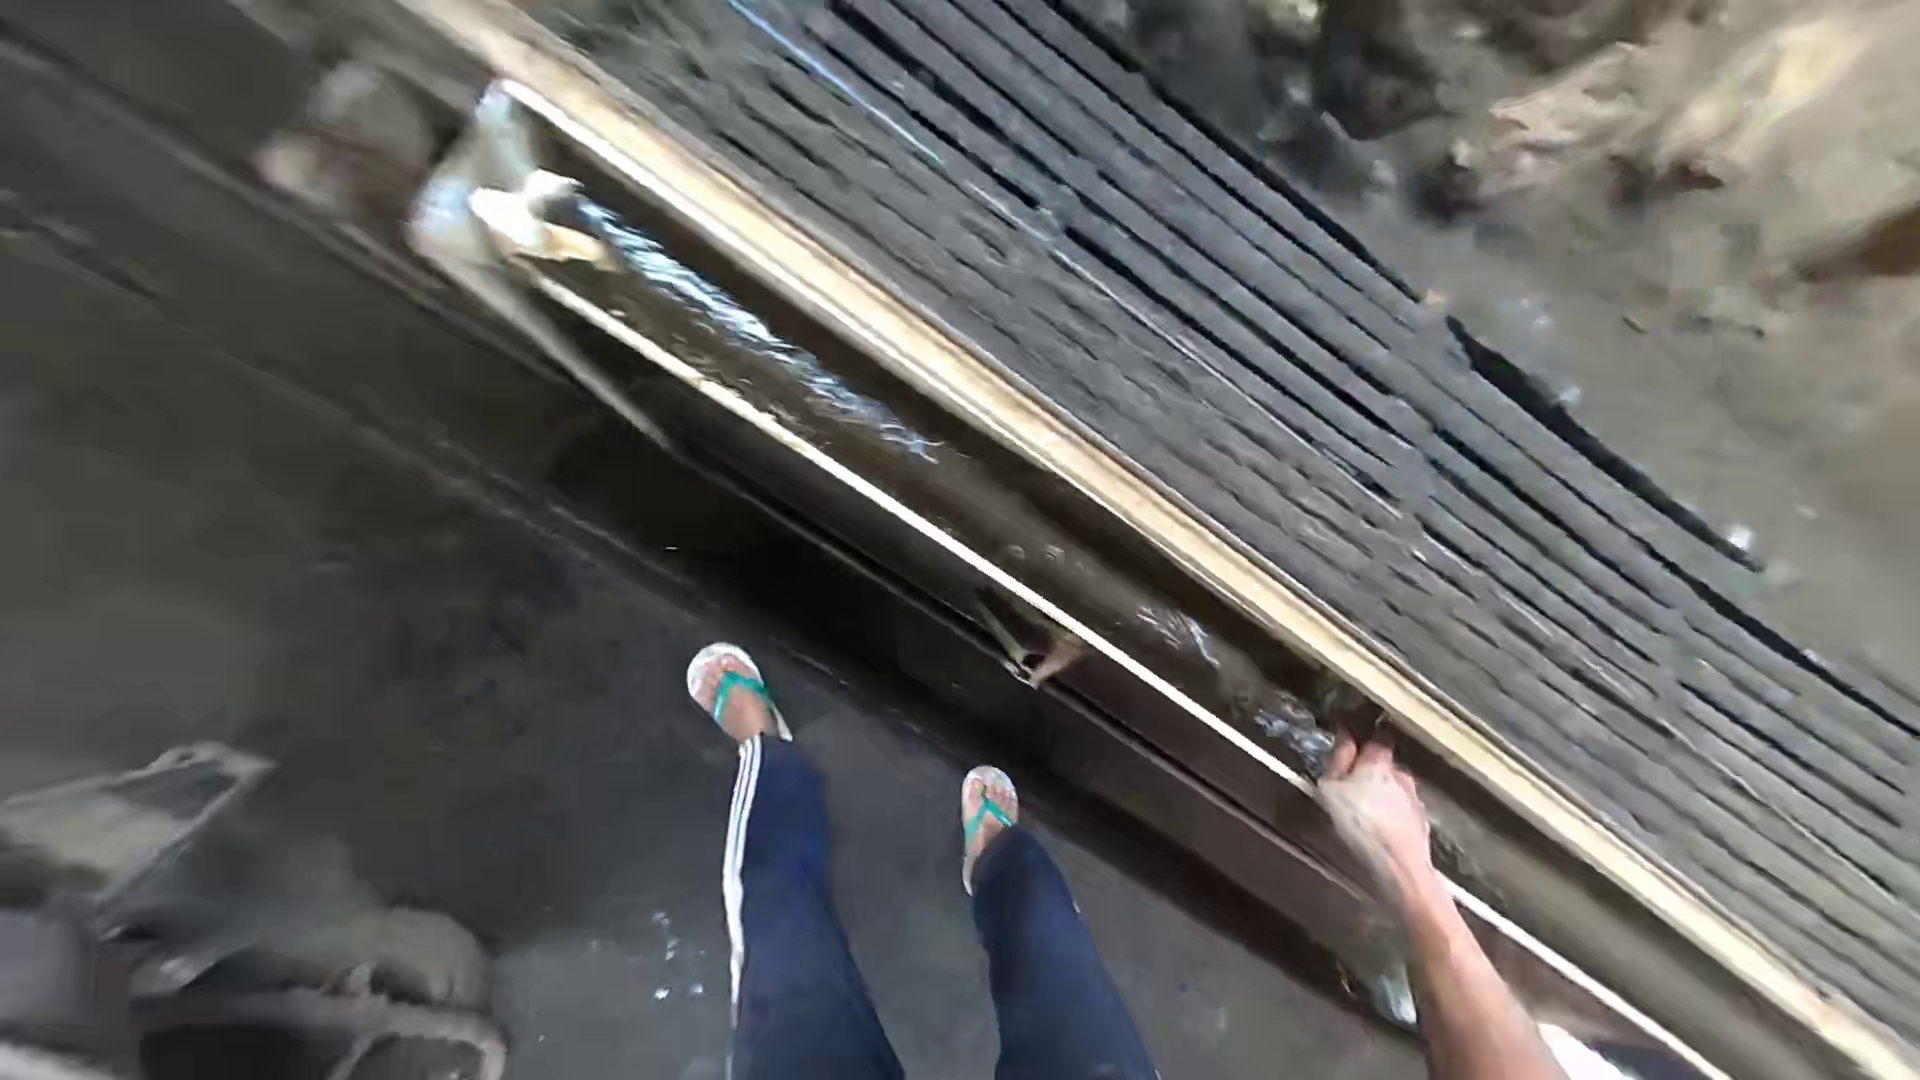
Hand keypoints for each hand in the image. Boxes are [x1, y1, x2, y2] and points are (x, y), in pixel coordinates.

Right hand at [1317, 732, 1434, 904]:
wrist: (1400, 868)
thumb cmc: (1359, 823)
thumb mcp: (1331, 788)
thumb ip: (1338, 760)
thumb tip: (1345, 737)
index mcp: (1379, 763)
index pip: (1377, 738)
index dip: (1365, 735)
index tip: (1353, 736)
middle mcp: (1403, 777)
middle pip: (1385, 764)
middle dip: (1371, 768)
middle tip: (1350, 780)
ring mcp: (1416, 801)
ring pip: (1396, 787)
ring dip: (1382, 791)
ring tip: (1363, 806)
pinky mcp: (1422, 824)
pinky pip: (1403, 809)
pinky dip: (1391, 811)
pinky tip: (1378, 825)